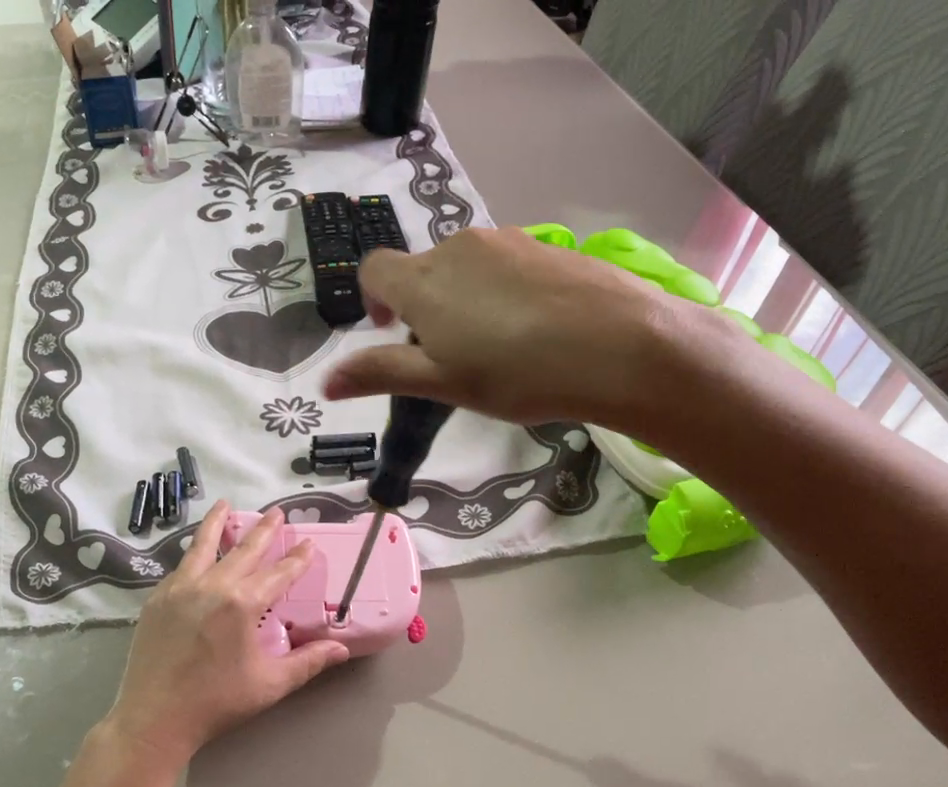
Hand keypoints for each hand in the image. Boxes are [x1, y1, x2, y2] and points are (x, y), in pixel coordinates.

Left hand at [105, 502, 350, 764]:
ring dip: (218, 524)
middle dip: (263, 530)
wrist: (155, 717)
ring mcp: (178, 589)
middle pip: (243, 550)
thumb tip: (342, 649)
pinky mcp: (157, 599)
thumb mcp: (269, 684)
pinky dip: (193, 554)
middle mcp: (210, 586)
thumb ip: (307, 662)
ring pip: (202, 547)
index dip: (296, 559)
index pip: (277, 574)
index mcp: (241, 603)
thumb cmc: (217, 702)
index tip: (308, 544)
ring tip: (225, 505)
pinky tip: (196, 554)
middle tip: (276, 513)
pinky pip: (180, 568)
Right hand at [322, 227, 747, 436]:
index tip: (391, 331)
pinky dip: (501, 293)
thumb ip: (382, 374)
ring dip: (463, 300)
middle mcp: (459, 248)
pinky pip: (505, 265)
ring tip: (496, 348)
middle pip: (422, 270)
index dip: (372, 298)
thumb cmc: (518, 373)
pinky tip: (533, 330)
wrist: (621, 346)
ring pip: (466, 268)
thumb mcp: (442, 383)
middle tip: (450, 356)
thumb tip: (326, 381)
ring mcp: (507, 241)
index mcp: (424, 281)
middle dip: (423, 306)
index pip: (374, 268)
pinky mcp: (546, 246)